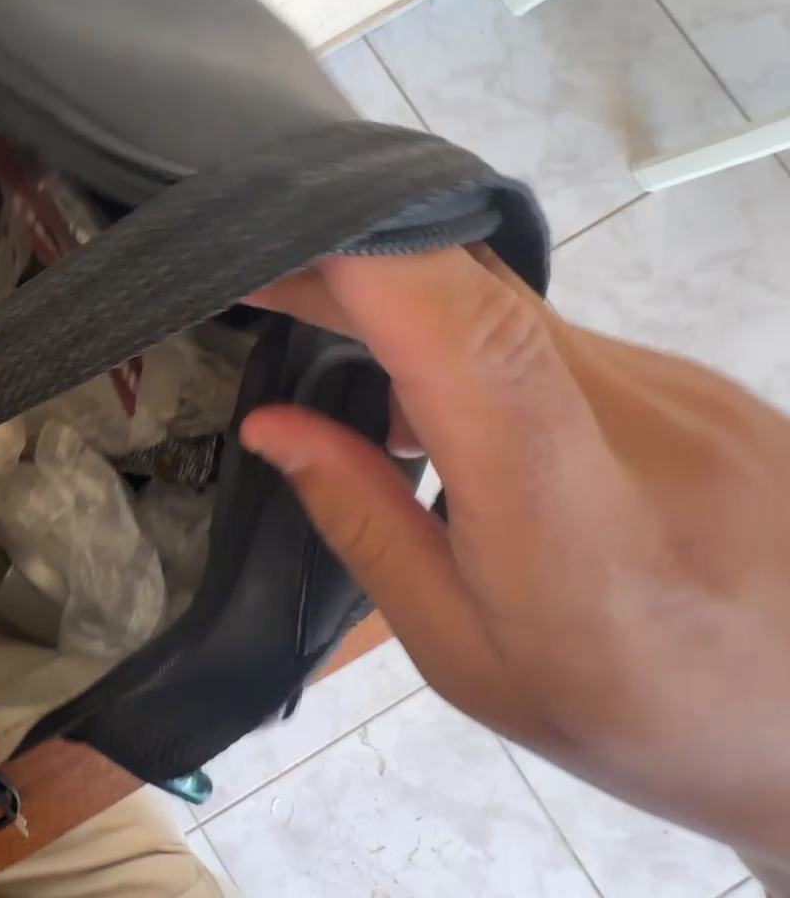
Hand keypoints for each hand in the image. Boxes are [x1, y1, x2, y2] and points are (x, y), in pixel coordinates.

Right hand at [244, 248, 789, 863]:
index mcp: (572, 524)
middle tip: (258, 281)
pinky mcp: (696, 382)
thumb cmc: (630, 712)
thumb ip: (363, 523)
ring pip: (503, 302)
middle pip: (473, 296)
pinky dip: (460, 333)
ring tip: (324, 329)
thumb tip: (269, 425)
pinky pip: (544, 329)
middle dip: (350, 269)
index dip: (381, 269)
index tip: (279, 242)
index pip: (479, 346)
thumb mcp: (461, 648)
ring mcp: (686, 391)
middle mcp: (648, 427)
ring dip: (398, 299)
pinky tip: (433, 394)